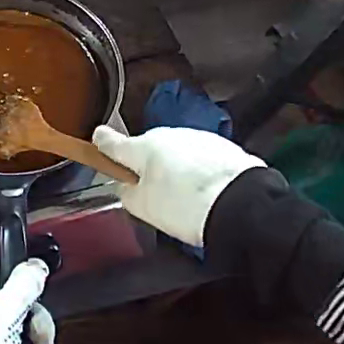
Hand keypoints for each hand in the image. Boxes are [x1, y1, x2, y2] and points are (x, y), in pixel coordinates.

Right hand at [93, 125, 264, 247]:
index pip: (112, 142)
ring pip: (176, 152)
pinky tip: (207, 191)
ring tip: (186, 196)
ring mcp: (197, 138)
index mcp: (141, 148)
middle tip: (153, 192)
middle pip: (148, 149)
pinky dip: (199, 170)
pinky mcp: (223, 146)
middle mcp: (166, 135)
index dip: (102, 143)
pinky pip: (201, 158)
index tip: (98, 139)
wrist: (245, 205)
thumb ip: (127, 192)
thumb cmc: (185, 206)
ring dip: (175, 167)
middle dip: (147, 165)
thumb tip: (127, 185)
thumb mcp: (144, 207)